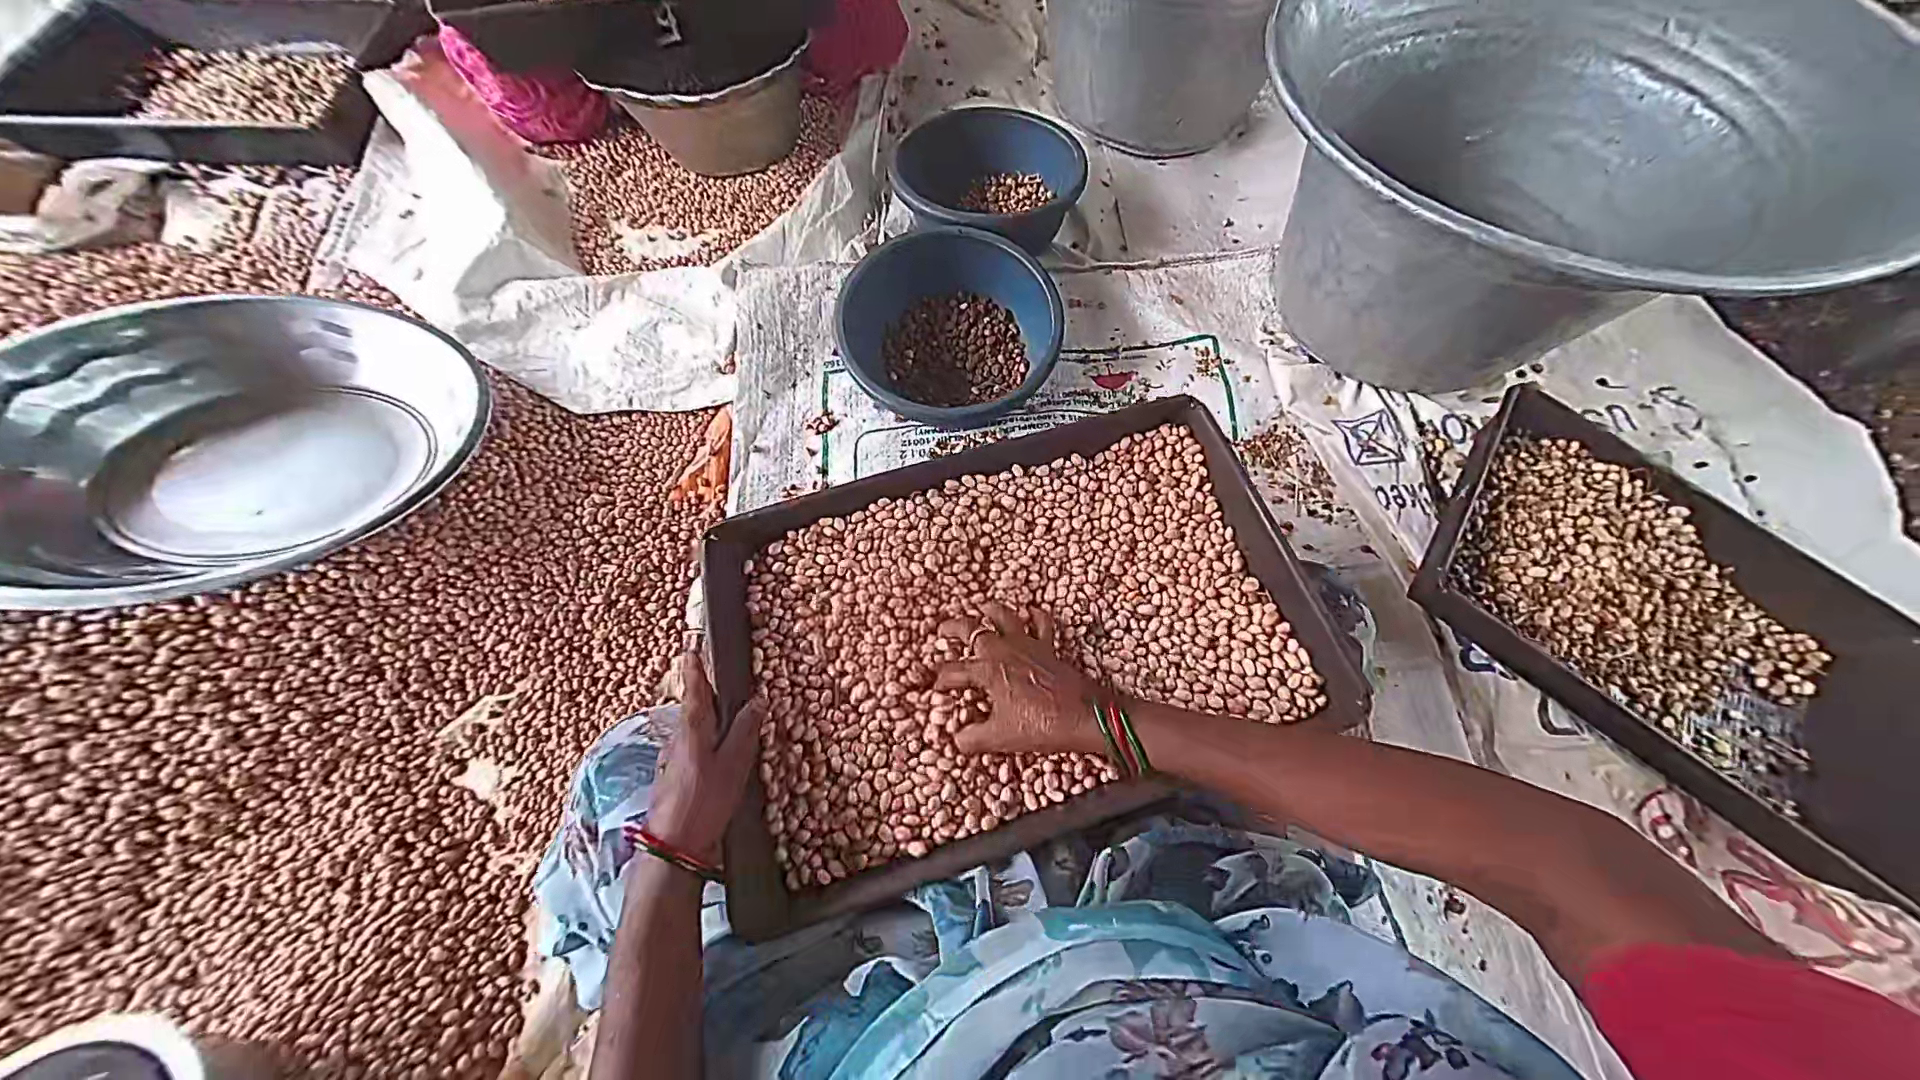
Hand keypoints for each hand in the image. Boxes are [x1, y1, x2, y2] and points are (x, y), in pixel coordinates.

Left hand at [645, 651, 764, 865]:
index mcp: (692, 729)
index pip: (694, 690)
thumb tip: (757, 700)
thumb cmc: (705, 800)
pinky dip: (704, 743)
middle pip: (692, 709)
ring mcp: (672, 760)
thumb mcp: (733, 763)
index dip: (694, 669)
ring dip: (705, 721)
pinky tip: (716, 754)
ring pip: (692, 731)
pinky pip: (691, 750)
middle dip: (703, 694)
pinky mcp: (673, 778)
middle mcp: (677, 739)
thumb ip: (745, 730)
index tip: (692, 649)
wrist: (673, 847)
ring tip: (724, 717)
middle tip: (716, 680)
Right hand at [935, 602, 1105, 756]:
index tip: (936, 688)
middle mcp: (1004, 651)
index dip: (941, 679)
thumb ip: (973, 738)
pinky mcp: (1048, 648)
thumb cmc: (1042, 724)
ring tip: (982, 607)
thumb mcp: (1001, 737)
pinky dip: (1034, 615)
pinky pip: (1040, 623)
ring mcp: (1027, 645)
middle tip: (943, 629)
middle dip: (954, 628)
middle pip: (972, 629)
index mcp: (988, 670)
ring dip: (990, 611)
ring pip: (1004, 616)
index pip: (954, 671)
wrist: (1086, 716)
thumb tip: (957, 740)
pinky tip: (1030, 612)